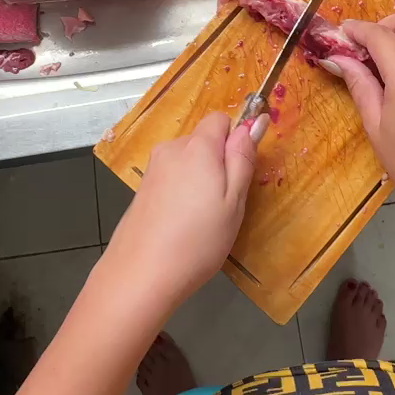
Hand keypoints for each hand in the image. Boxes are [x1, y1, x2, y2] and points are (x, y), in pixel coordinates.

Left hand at [100, 112, 257, 309]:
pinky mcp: (142, 189)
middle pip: (202, 140)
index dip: (235, 141)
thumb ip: (242, 158)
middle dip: (217, 162)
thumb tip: (253, 122)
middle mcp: (171, 149)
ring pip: (187, 161)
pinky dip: (181, 192)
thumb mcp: (234, 201)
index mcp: (197, 147)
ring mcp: (153, 169)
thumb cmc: (198, 240)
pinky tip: (181, 223)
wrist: (141, 274)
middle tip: (224, 203)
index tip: (239, 173)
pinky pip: (172, 178)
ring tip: (202, 218)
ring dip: (199, 179)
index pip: (220, 119)